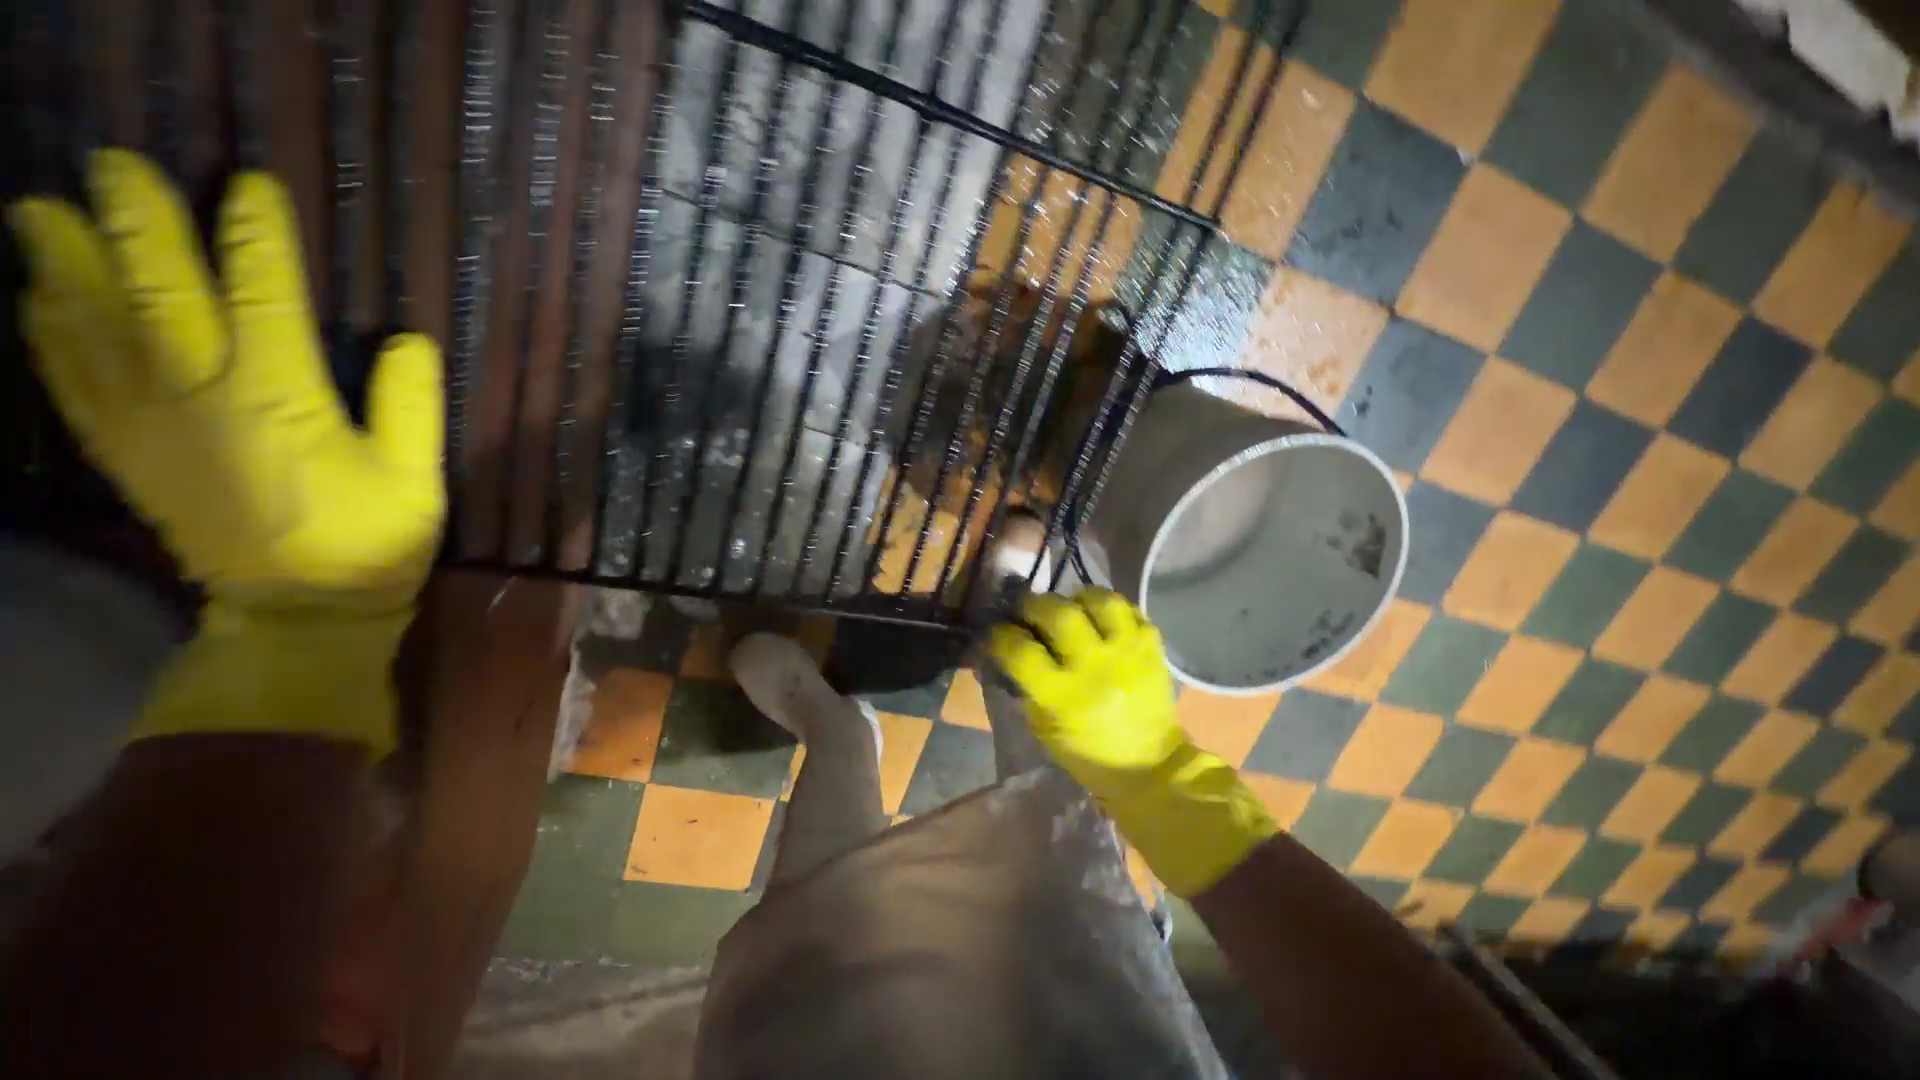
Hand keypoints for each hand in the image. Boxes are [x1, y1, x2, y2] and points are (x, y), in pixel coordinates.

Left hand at [10, 150, 444, 755]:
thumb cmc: (372, 541)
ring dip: (67, 264)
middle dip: (138, 223)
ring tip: (41, 210)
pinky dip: (48, 336)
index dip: (255, 235)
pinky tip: (35, 300)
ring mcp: (154, 425)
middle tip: (114, 165)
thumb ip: (411, 405)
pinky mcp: (129, 455)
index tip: (247, 183)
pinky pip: (73, 385)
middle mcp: (203, 396)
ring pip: (97, 328)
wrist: (302, 613)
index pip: (264, 295)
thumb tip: (406, 338)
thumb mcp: (418, 477)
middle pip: (162, 292)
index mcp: (283, 397)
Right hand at [990, 589, 1276, 896]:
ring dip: (1078, 598)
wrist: (1148, 765)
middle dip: (1035, 604)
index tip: (998, 631)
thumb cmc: (1086, 752)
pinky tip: (1101, 621)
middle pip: (1058, 612)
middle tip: (1030, 610)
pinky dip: (1110, 610)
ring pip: (1100, 599)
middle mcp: (1095, 666)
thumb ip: (1025, 685)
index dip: (1001, 635)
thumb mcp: (1042, 727)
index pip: (1020, 649)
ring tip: (1072, 607)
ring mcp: (1128, 652)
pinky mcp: (1152, 647)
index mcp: (1062, 695)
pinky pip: (1129, 609)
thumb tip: (1008, 648)